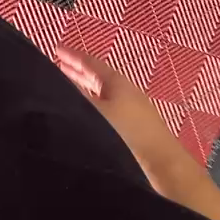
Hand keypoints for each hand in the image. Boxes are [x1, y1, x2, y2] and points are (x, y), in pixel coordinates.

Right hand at [53, 45, 219, 219]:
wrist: (165, 170)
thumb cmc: (127, 135)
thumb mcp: (95, 113)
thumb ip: (75, 99)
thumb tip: (54, 87)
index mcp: (117, 83)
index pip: (90, 63)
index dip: (72, 56)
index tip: (55, 49)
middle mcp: (126, 93)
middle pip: (98, 78)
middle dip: (78, 72)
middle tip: (58, 67)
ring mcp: (134, 113)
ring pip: (103, 96)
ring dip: (85, 92)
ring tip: (67, 92)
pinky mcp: (136, 133)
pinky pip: (108, 112)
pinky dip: (93, 109)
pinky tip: (86, 121)